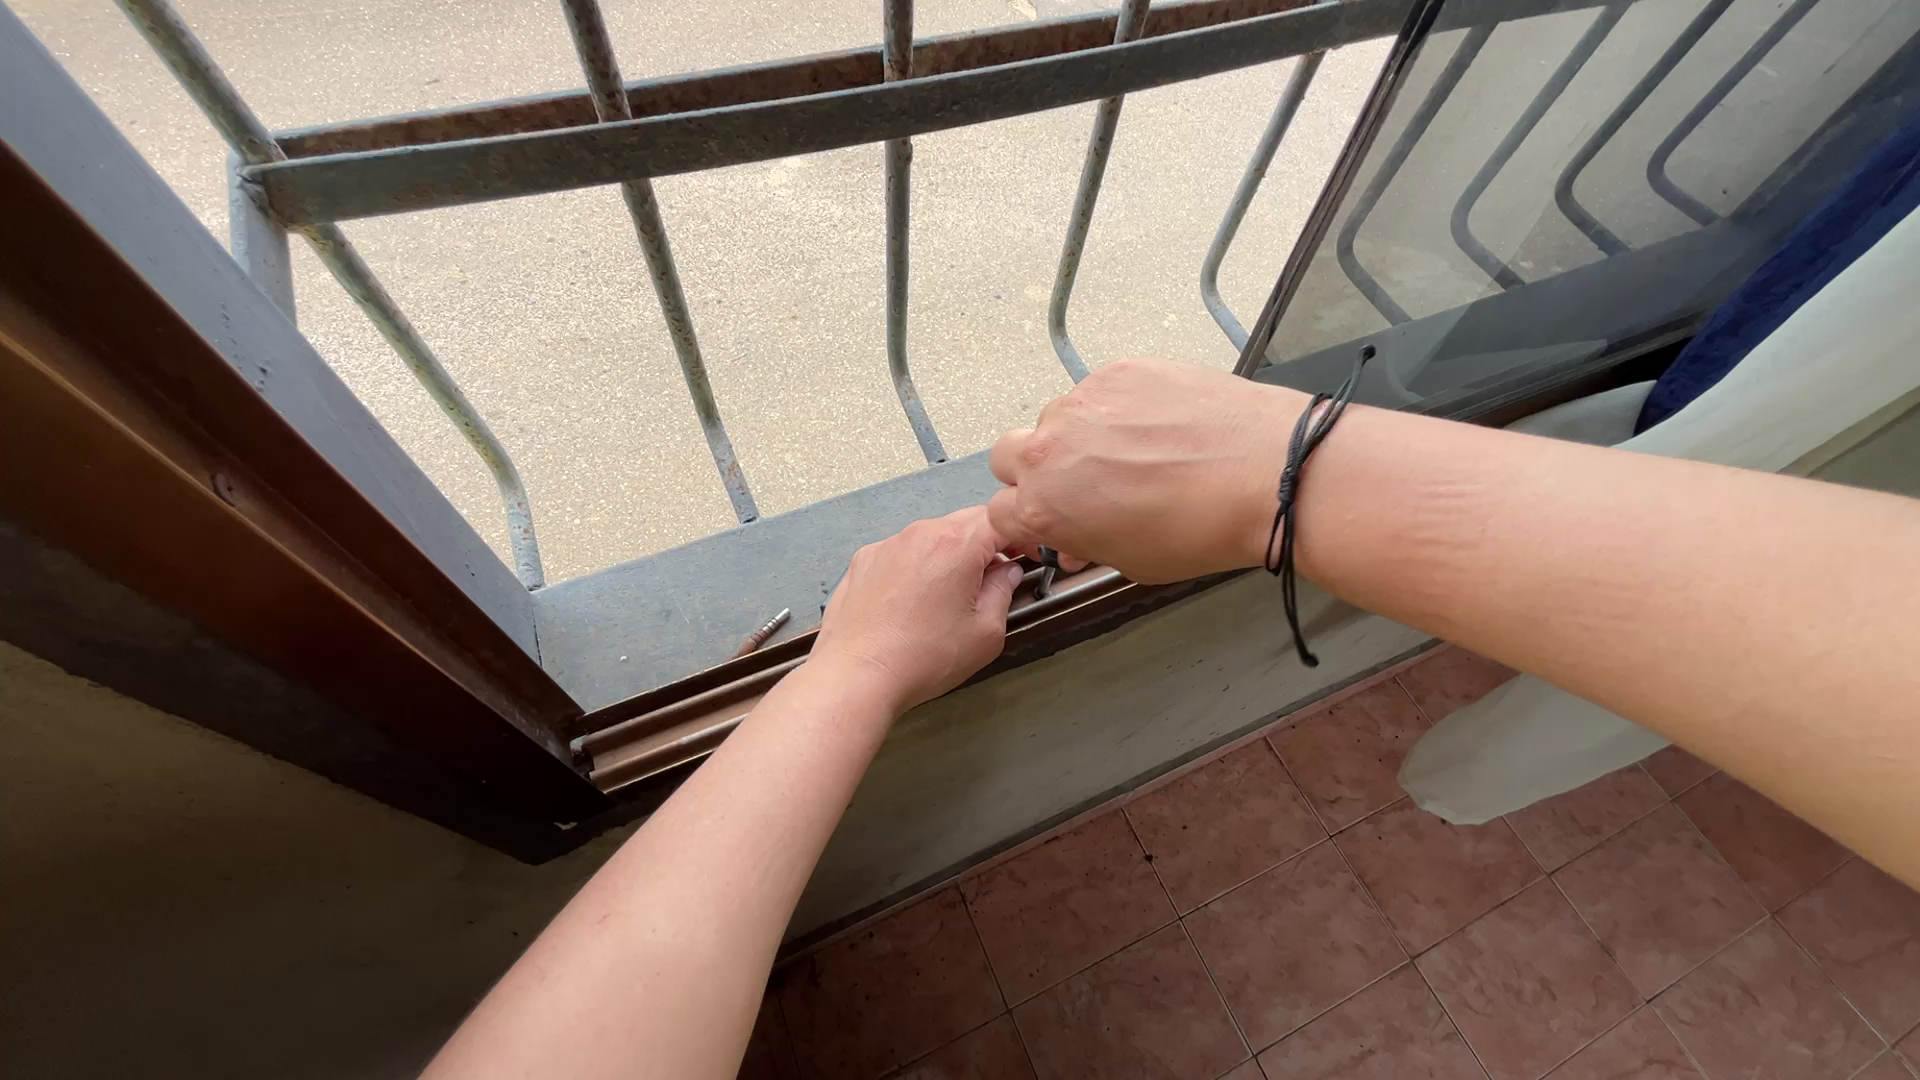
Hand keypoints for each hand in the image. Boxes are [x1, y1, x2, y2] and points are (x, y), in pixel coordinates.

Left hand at [812, 506, 1026, 714]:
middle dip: (985, 545)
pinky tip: (913, 603)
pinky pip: (901, 553)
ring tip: (949, 597)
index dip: (1019, 535)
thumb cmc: (921, 658)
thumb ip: (1003, 592)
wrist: (857, 675)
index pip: (999, 520)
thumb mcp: (986, 632)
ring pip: (931, 537)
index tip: (1027, 554)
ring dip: (948, 556)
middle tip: (993, 578)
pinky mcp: (863, 562)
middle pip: (964, 523)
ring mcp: (886, 545)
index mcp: (955, 544)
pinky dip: (915, 568)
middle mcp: (919, 534)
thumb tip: (1006, 573)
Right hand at [988, 358, 1307, 583]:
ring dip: (1076, 436)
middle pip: (1007, 456)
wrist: (1265, 473)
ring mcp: (1081, 403)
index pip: (1000, 513)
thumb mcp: (1131, 561)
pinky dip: (1116, 407)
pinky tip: (1156, 424)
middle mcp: (1050, 450)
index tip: (1046, 519)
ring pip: (1055, 419)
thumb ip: (1085, 543)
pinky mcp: (1117, 371)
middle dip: (1032, 472)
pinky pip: (1098, 391)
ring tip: (1131, 449)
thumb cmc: (1203, 527)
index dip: (1023, 521)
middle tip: (1077, 482)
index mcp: (1045, 506)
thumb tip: (1075, 536)